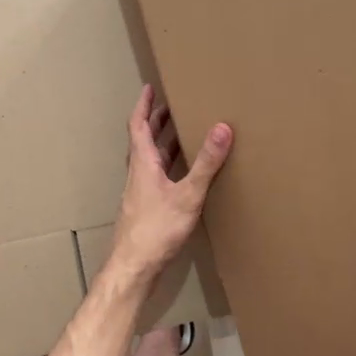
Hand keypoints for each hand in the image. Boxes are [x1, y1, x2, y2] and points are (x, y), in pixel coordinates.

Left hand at [107, 85, 232, 284]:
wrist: (133, 268)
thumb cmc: (156, 229)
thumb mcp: (187, 194)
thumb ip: (205, 163)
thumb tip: (222, 127)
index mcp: (143, 163)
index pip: (138, 125)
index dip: (144, 105)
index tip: (149, 88)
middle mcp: (138, 174)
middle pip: (143, 140)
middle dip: (156, 121)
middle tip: (171, 106)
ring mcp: (139, 193)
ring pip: (149, 160)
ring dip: (162, 144)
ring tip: (181, 133)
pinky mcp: (145, 209)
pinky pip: (156, 177)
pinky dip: (167, 166)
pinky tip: (182, 175)